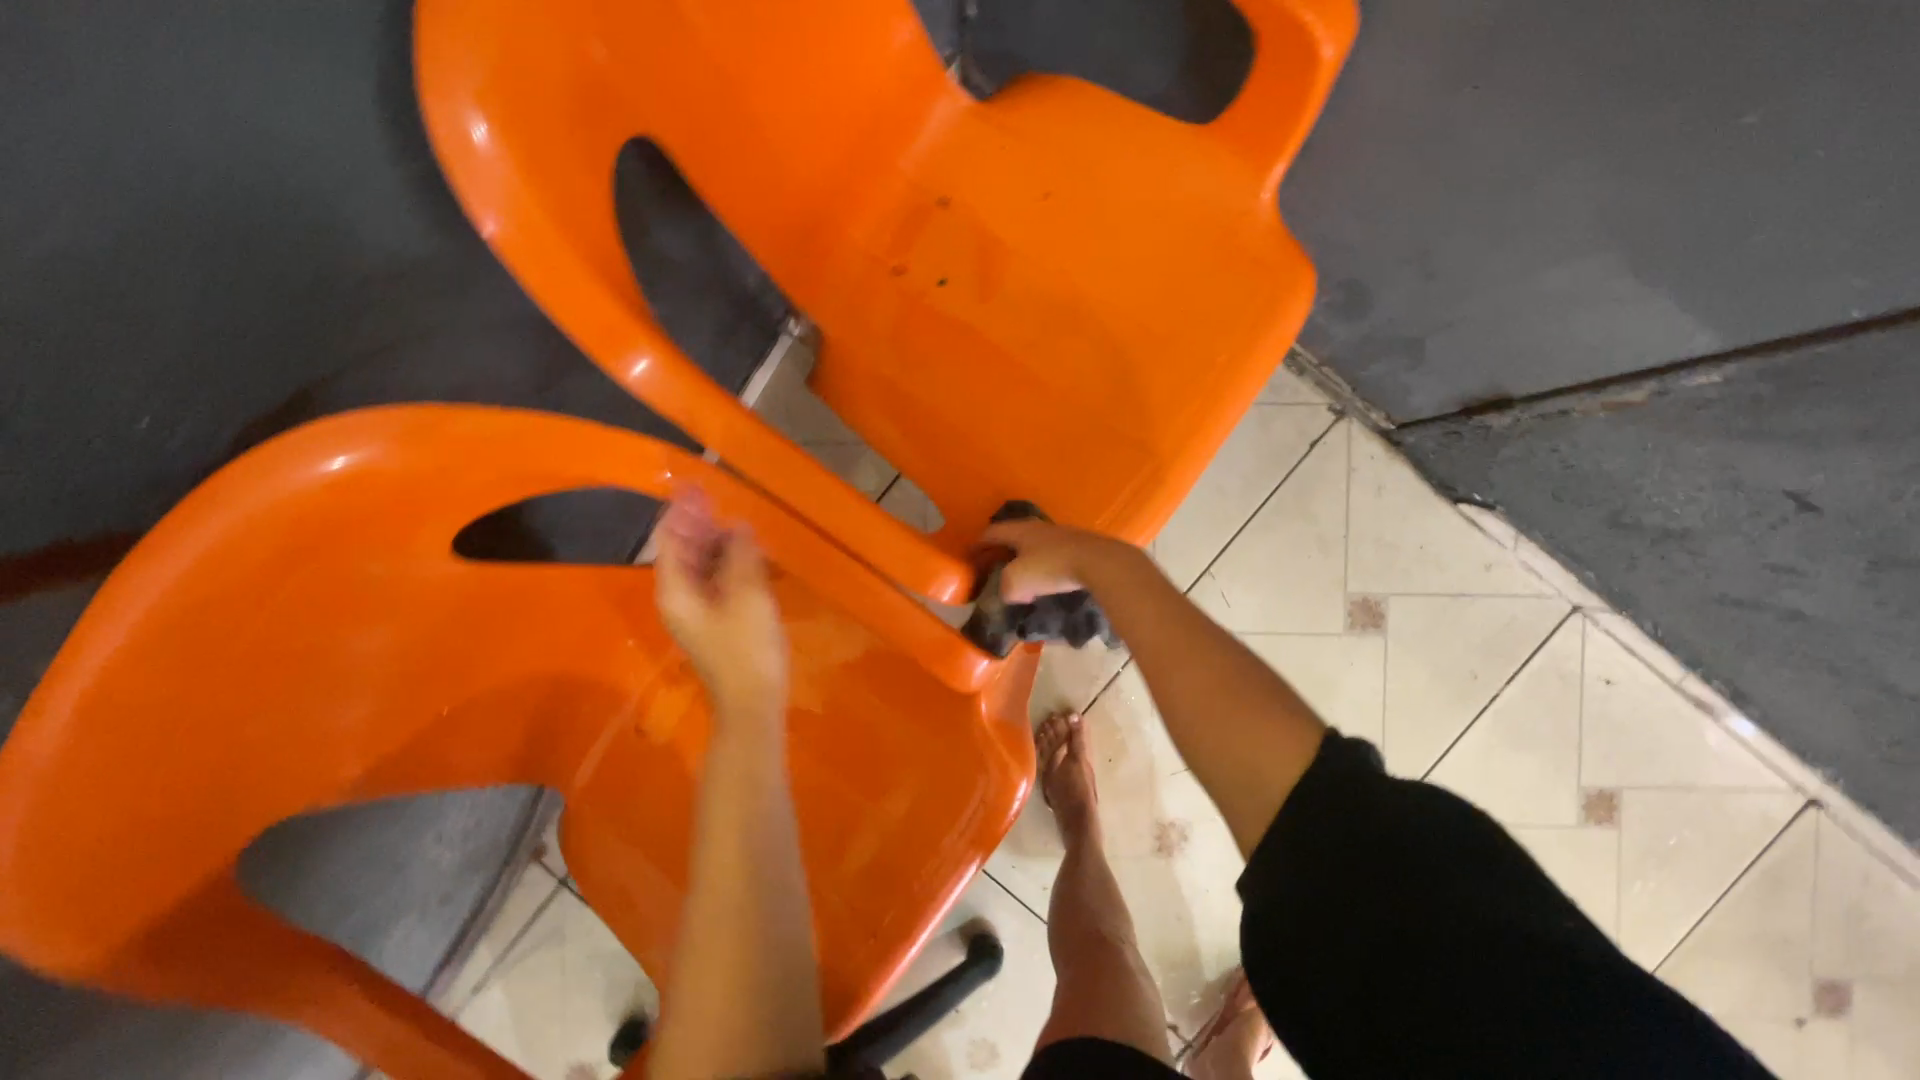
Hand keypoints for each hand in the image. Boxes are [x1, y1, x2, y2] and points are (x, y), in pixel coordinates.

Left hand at [654, 486, 787, 720]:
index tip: (695, 485)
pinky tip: (745, 553)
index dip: (682, 511)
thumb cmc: (747, 647)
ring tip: (734, 518)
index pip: (670, 539)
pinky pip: (713, 582)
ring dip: (714, 542)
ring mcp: (695, 612)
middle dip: (697, 522)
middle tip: (714, 495)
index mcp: (675, 589)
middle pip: (682, 551)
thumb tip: (738, 527)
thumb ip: (741, 555)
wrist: (752, 703)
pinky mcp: (714, 623)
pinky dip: (725, 563)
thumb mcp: (747, 594)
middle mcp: (678, 598)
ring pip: (699, 566)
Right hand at [978, 519, 1135, 603]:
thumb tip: (1011, 593)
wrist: (1098, 562)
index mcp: (1019, 530)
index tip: (969, 556)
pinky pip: (1053, 555)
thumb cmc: (1051, 567)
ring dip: (1024, 559)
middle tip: (992, 565)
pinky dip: (1043, 566)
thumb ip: (1006, 588)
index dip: (977, 545)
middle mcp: (1039, 527)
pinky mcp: (1079, 546)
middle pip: (1013, 536)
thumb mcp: (1017, 582)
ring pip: (1034, 545)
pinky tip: (1047, 581)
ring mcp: (1062, 534)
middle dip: (1001, 550)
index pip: (991, 533)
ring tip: (1019, 576)